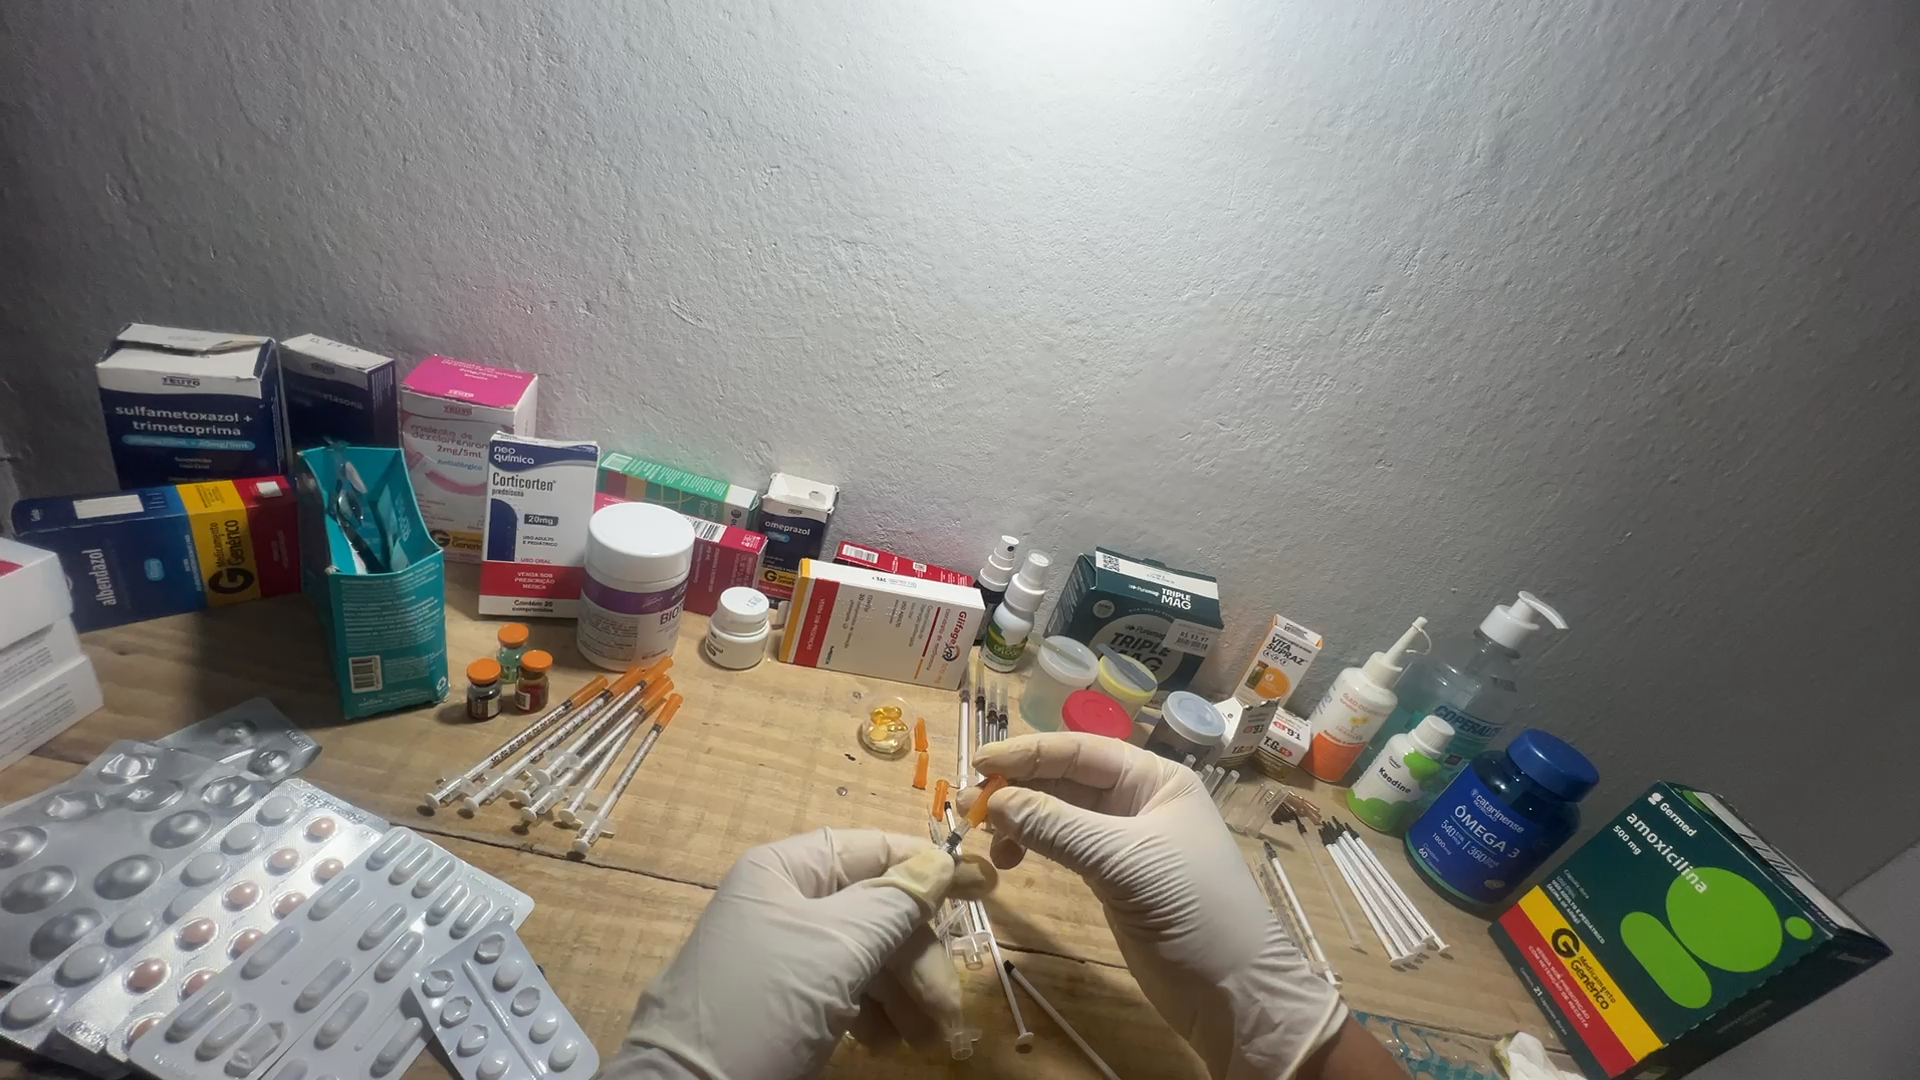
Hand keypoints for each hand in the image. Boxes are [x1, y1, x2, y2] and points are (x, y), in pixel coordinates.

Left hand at [609, 828, 982, 1079]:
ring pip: (865, 954)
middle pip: (875, 910)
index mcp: (788, 870)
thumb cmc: (762, 1007)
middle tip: (949, 1001)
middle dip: (917, 955)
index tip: (985, 883)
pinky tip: (889, 1040)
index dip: (929, 866)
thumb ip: (895, 902)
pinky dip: (874, 1011)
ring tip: (930, 1035)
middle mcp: (786, 902)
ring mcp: (784, 953)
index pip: (873, 850)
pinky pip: (845, 988)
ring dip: (904, 991)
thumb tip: (940, 860)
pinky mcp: (784, 1000)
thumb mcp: (837, 949)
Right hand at [965, 733, 1347, 1079]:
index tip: (980, 763)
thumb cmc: (1194, 911)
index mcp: (1153, 777)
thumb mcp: (1124, 862)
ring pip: (1060, 812)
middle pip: (1066, 779)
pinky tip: (1010, 858)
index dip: (1028, 752)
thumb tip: (994, 800)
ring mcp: (1124, 837)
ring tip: (985, 834)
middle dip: (1019, 786)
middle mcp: (1138, 798)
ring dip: (1021, 818)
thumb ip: (1057, 827)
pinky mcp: (1113, 874)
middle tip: (969, 803)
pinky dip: (1034, 846)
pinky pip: (1063, 844)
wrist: (1239, 998)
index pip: (1080, 750)